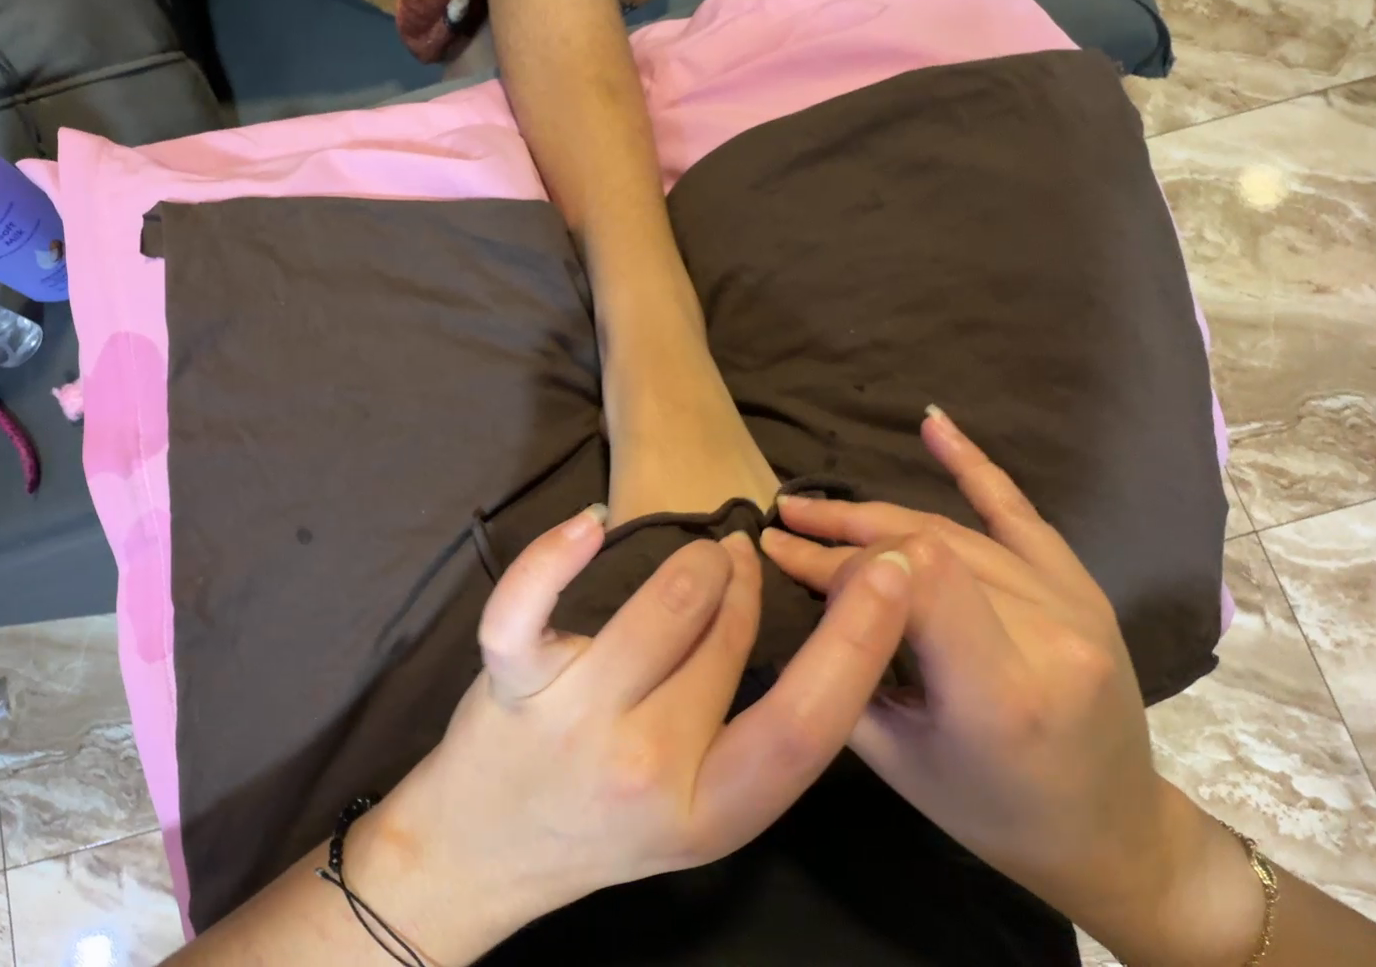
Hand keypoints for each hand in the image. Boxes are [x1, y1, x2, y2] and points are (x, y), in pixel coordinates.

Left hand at [349, 506, 907, 964]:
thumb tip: (790, 619)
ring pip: (661, 607)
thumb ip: (748, 734)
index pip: (806, 721)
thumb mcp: (700, 808)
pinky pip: (528, 604)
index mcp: (712, 808)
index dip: (860, 640)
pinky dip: (556, 554)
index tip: (890, 571)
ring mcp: (573, 722)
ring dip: (695, 563)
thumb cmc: (603, 826)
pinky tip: (592, 523)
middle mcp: (646, 768)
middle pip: (726, 641)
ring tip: (700, 553)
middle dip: (745, 582)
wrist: (485, 852)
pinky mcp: (512, 682)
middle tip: (741, 553)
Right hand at [759, 408, 1266, 965]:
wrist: (1107, 831)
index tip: (785, 559)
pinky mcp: (1080, 589)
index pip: (908, 581)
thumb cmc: (989, 812)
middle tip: (782, 520)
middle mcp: (1046, 634)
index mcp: (999, 691)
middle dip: (842, 531)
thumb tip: (799, 596)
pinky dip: (973, 465)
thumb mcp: (894, 758)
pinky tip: (933, 425)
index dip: (838, 560)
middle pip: (926, 548)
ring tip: (812, 507)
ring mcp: (1073, 603)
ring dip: (874, 514)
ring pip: (952, 531)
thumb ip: (847, 670)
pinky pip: (1021, 514)